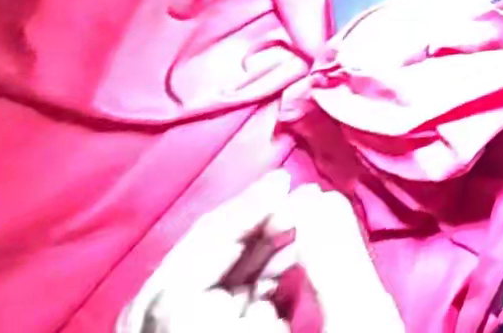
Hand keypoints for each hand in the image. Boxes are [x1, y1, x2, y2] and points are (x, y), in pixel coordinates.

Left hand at [118, 170, 402, 332]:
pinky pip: (209, 328)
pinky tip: (292, 256)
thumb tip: (317, 203)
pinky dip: (245, 285)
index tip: (286, 184)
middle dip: (226, 235)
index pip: (174, 300)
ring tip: (297, 216)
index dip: (223, 229)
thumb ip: (339, 267)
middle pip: (163, 304)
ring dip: (238, 255)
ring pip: (181, 316)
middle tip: (285, 191)